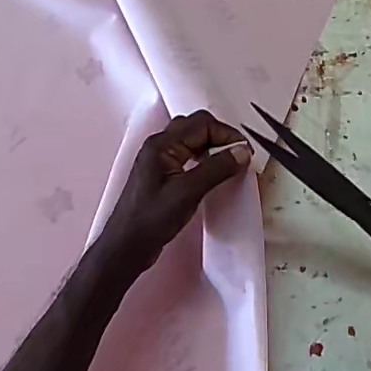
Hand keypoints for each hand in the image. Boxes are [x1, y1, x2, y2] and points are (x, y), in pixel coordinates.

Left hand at [99, 111, 250, 273]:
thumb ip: (216, 169)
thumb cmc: (149, 220)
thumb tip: (240, 152)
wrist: (127, 246)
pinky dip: (204, 158)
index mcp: (162, 145)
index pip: (201, 124)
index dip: (226, 134)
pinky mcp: (162, 174)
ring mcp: (160, 160)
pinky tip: (212, 172)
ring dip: (212, 146)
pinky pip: (187, 155)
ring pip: (191, 140)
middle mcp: (159, 147)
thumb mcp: (188, 192)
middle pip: (196, 127)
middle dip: (220, 136)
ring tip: (229, 162)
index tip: (244, 150)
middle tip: (239, 153)